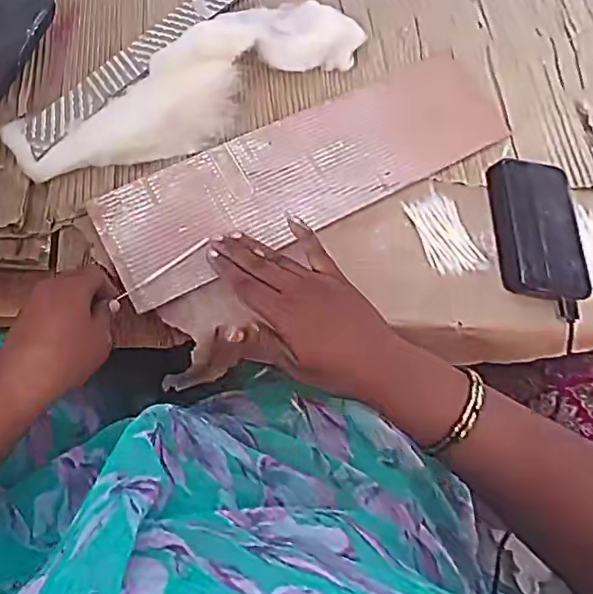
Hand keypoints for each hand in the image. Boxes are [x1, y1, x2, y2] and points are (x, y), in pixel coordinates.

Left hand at [0, 267, 119, 402]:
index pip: (96, 273)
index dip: (108, 288)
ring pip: (59, 295)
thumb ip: (106, 318)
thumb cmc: (68, 355)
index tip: (113, 306)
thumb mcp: (100, 339)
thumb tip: (103, 307)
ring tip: (81, 333)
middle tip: (99, 319)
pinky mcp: (22, 315)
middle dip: (89, 296)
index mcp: (74, 284)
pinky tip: (61, 341)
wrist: (22, 376)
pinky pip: (46, 308)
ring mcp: (33, 299)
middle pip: (76, 281)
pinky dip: (56, 317)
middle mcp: (51, 285)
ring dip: (72, 307)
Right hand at [206, 220, 447, 402]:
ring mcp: (316, 282)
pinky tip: (293, 222)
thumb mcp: (293, 366)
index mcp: (281, 313)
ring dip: (257, 246)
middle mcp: (295, 291)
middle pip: (257, 267)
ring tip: (238, 235)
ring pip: (279, 258)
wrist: (380, 363)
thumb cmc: (335, 371)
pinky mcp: (336, 279)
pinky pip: (316, 252)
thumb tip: (232, 329)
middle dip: (235, 252)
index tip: (211, 256)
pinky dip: (304, 236)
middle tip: (217, 239)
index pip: (245, 286)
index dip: (226, 270)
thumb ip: (262, 345)